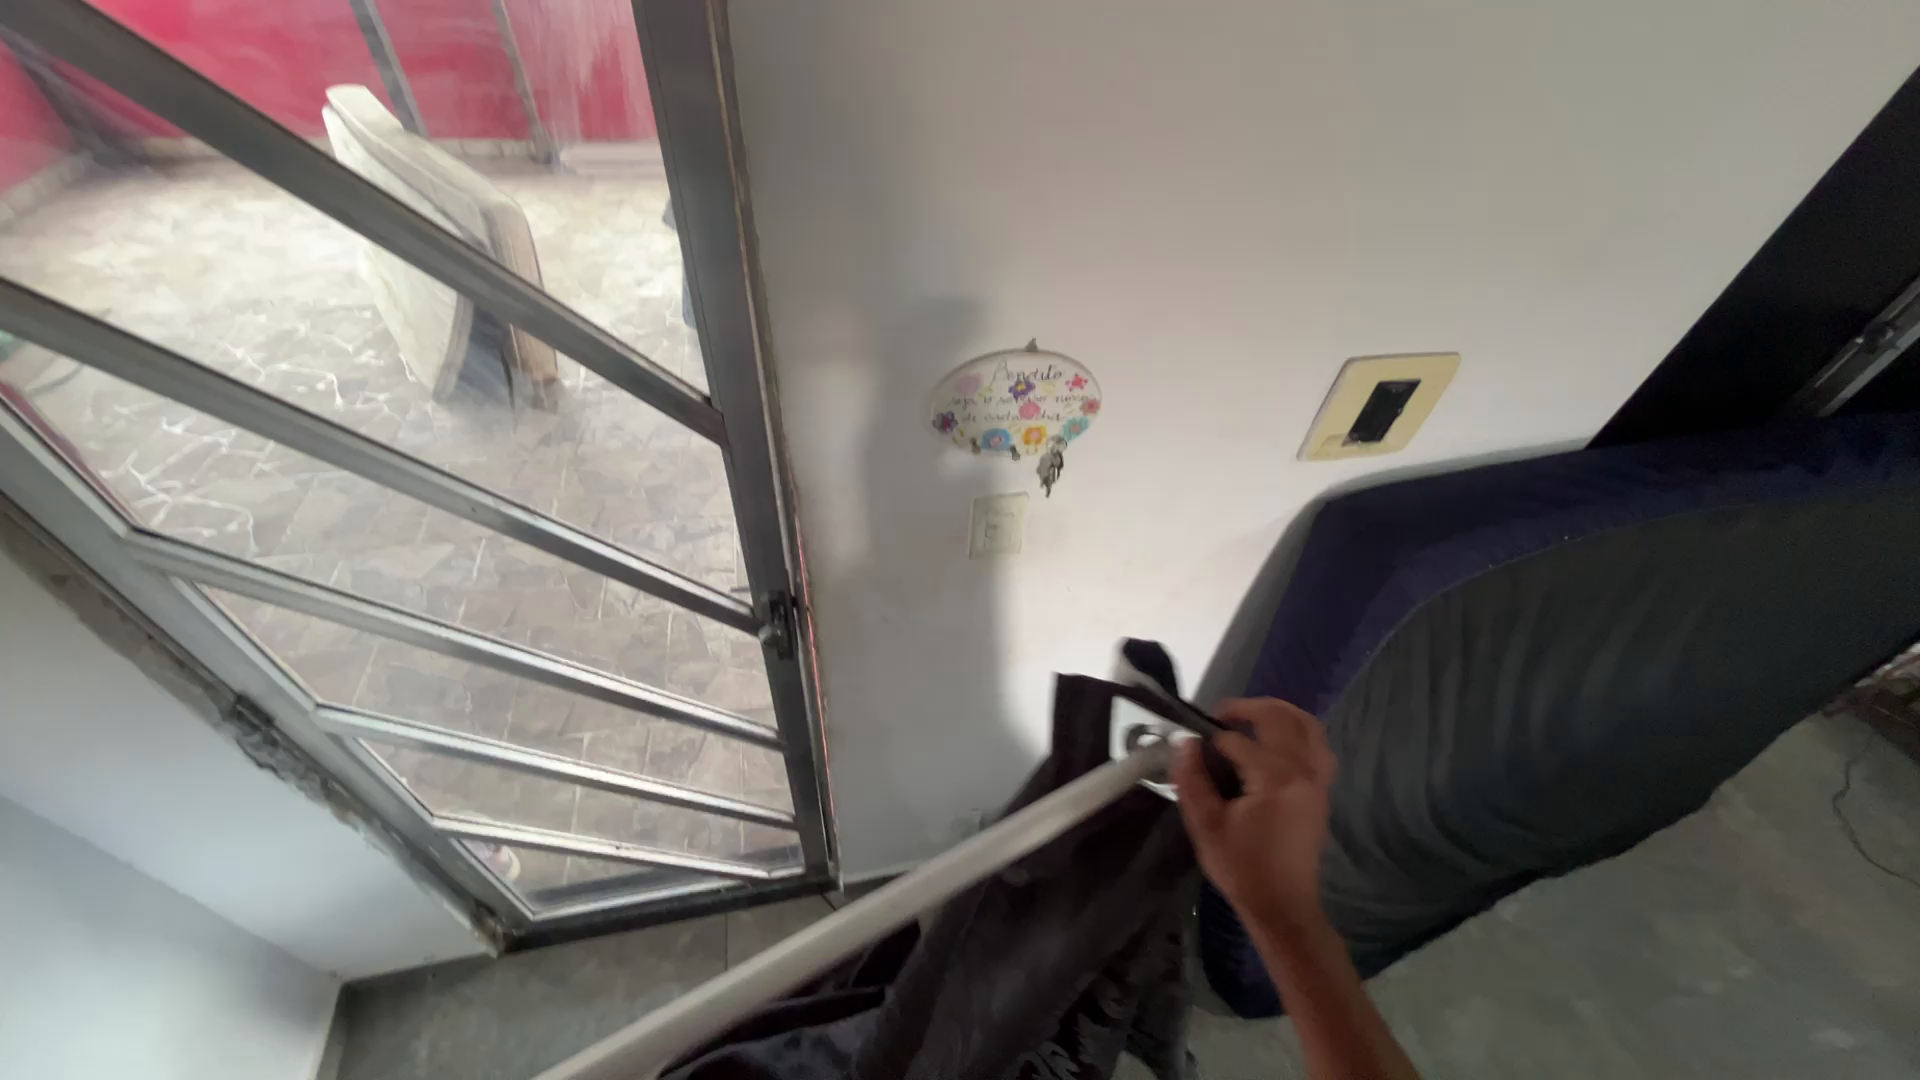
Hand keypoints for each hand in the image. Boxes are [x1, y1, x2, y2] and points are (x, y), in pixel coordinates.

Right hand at [1172, 697, 1336, 927]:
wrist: (1283, 907)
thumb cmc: (1241, 867)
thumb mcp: (1205, 825)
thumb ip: (1192, 778)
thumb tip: (1185, 742)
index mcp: (1274, 778)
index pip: (1236, 740)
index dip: (1209, 741)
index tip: (1191, 751)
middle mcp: (1302, 771)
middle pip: (1279, 718)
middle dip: (1246, 709)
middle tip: (1219, 715)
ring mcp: (1318, 780)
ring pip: (1306, 726)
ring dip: (1278, 713)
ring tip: (1250, 717)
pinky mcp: (1322, 791)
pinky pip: (1318, 746)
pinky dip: (1298, 732)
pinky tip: (1276, 740)